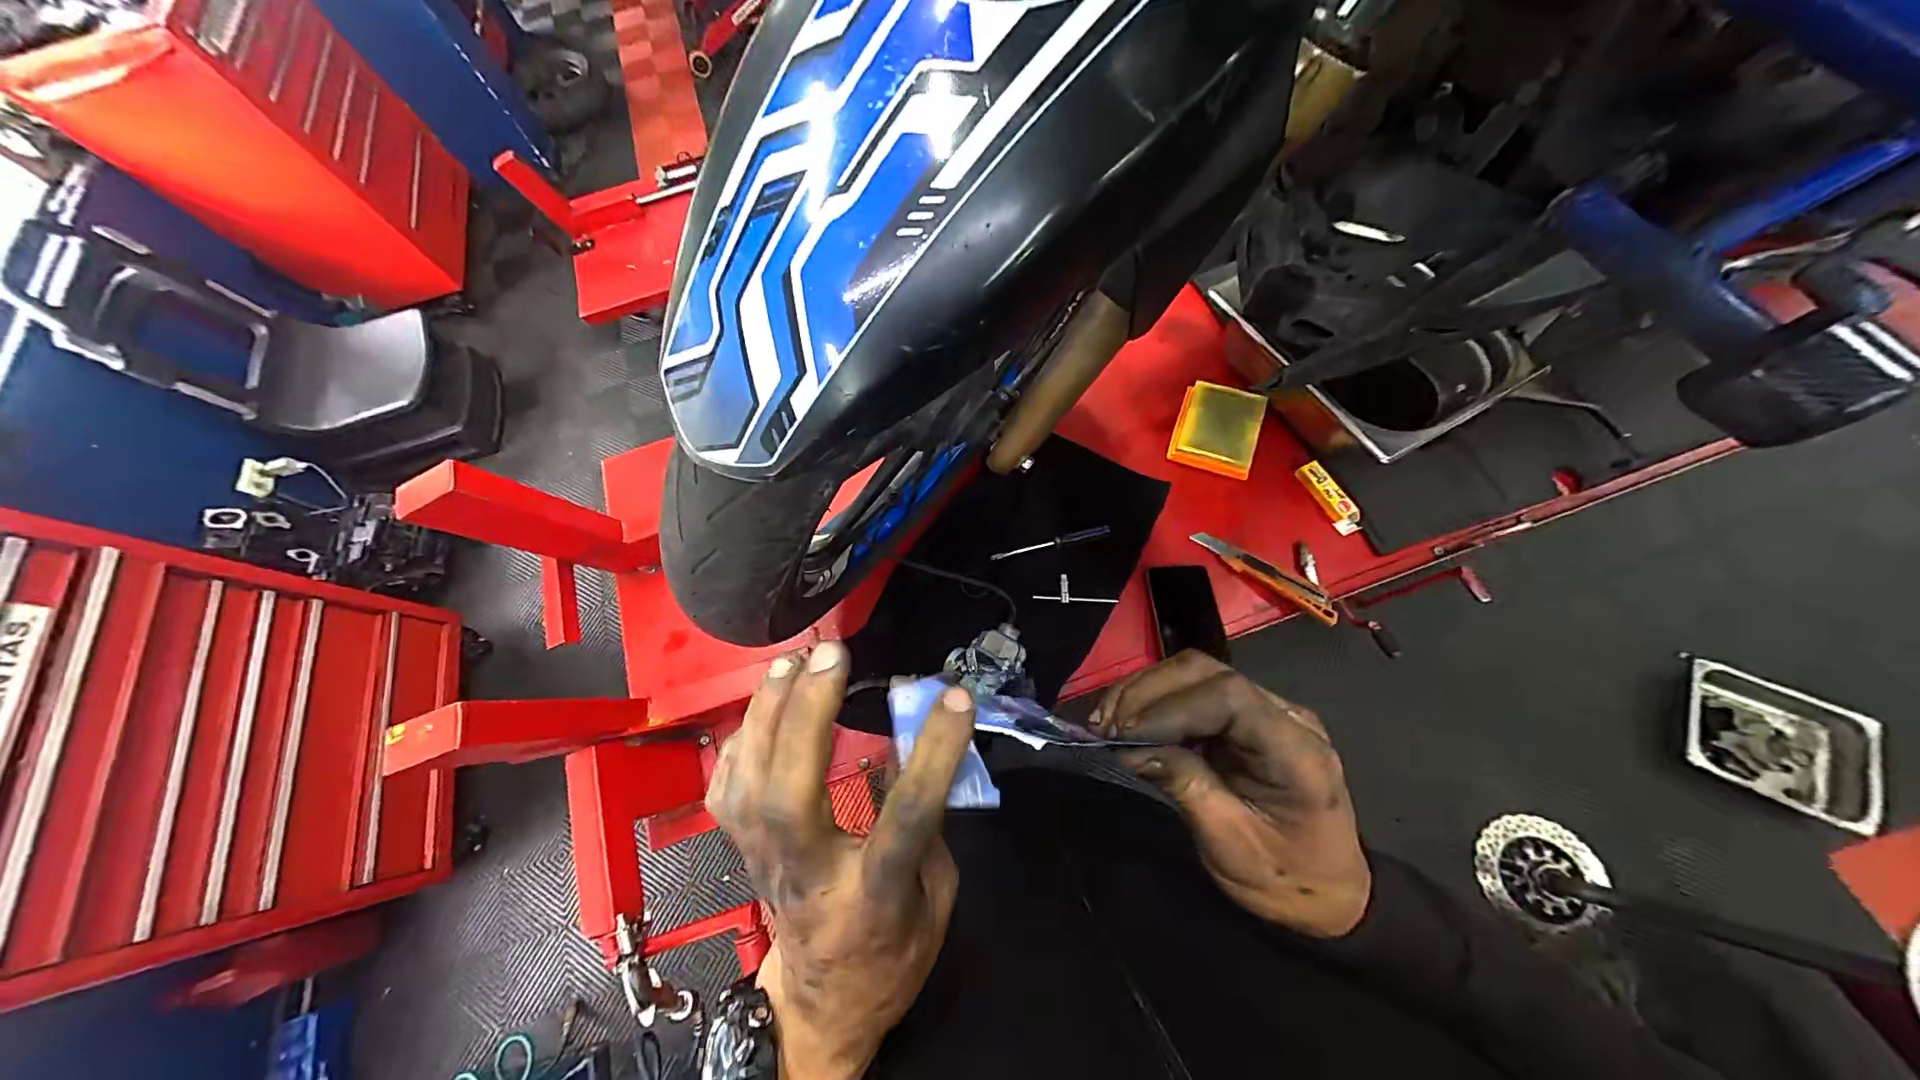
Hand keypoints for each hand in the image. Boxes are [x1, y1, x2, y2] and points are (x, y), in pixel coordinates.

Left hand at [706, 641, 976, 1079]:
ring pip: (747, 783)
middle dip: (809, 714)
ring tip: (794, 660)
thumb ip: (926, 823)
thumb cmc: (892, 953)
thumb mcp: (936, 897)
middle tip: (832, 655)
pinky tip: (765, 703)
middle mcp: (807, 875)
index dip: (933, 752)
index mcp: (873, 897)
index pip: (905, 818)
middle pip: (791, 793)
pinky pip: (726, 786)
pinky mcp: (741, 851)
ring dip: (767, 711)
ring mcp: (763, 862)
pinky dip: (743, 737)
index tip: (954, 696)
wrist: (824, 1004)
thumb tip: (910, 740)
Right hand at [1092, 650, 1369, 937]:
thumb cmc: (1285, 881)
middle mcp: (1285, 715)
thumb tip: (1129, 748)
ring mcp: (1265, 709)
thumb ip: (1185, 786)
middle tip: (1103, 727)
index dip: (1169, 708)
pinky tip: (1125, 721)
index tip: (1123, 735)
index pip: (1229, 697)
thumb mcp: (1229, 844)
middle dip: (1147, 693)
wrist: (1327, 895)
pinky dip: (1152, 700)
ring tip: (1104, 723)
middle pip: (1206, 672)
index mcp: (1296, 751)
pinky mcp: (1243, 715)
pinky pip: (1192, 690)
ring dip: (1142, 692)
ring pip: (1194, 672)